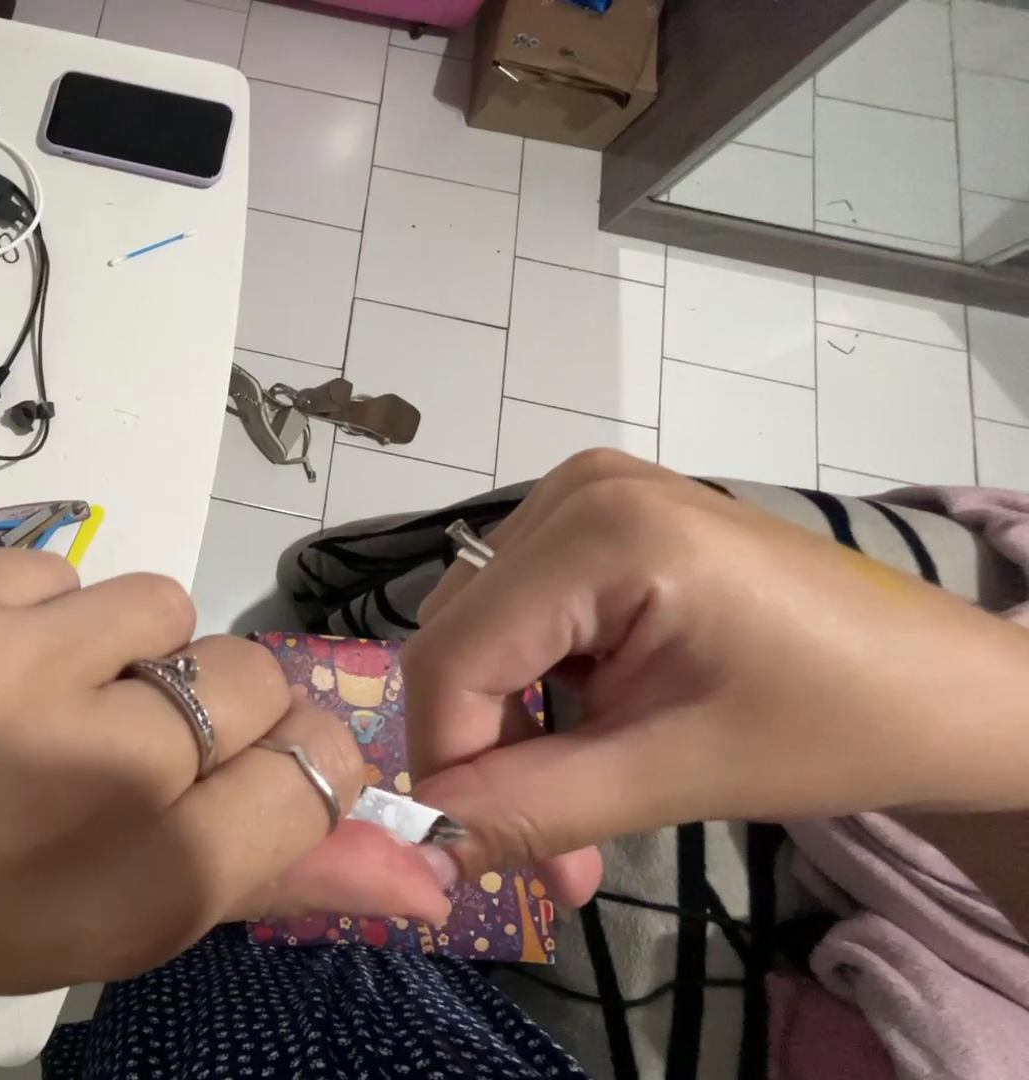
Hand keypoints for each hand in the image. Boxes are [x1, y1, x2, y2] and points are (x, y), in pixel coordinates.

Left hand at [0, 549, 447, 1008]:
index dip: (290, 757)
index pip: (314, 768)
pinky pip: (52, 570)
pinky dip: (29, 614)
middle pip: (251, 677)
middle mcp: (98, 761)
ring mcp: (6, 660)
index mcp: (153, 873)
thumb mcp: (116, 923)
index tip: (236, 758)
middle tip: (110, 733)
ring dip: (118, 649)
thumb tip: (420, 862)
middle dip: (200, 705)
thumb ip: (273, 877)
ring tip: (36, 694)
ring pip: (156, 602)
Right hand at [402, 450, 1028, 891]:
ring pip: (470, 627)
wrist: (951, 687)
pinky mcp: (585, 518)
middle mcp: (571, 493)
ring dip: (495, 717)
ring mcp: (577, 495)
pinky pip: (503, 609)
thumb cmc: (842, 727)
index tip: (459, 844)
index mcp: (603, 533)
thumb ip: (533, 807)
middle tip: (535, 842)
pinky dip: (518, 678)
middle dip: (477, 745)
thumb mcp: (680, 775)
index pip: (454, 653)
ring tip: (560, 788)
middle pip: (456, 636)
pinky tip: (575, 716)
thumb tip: (418, 846)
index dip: (440, 754)